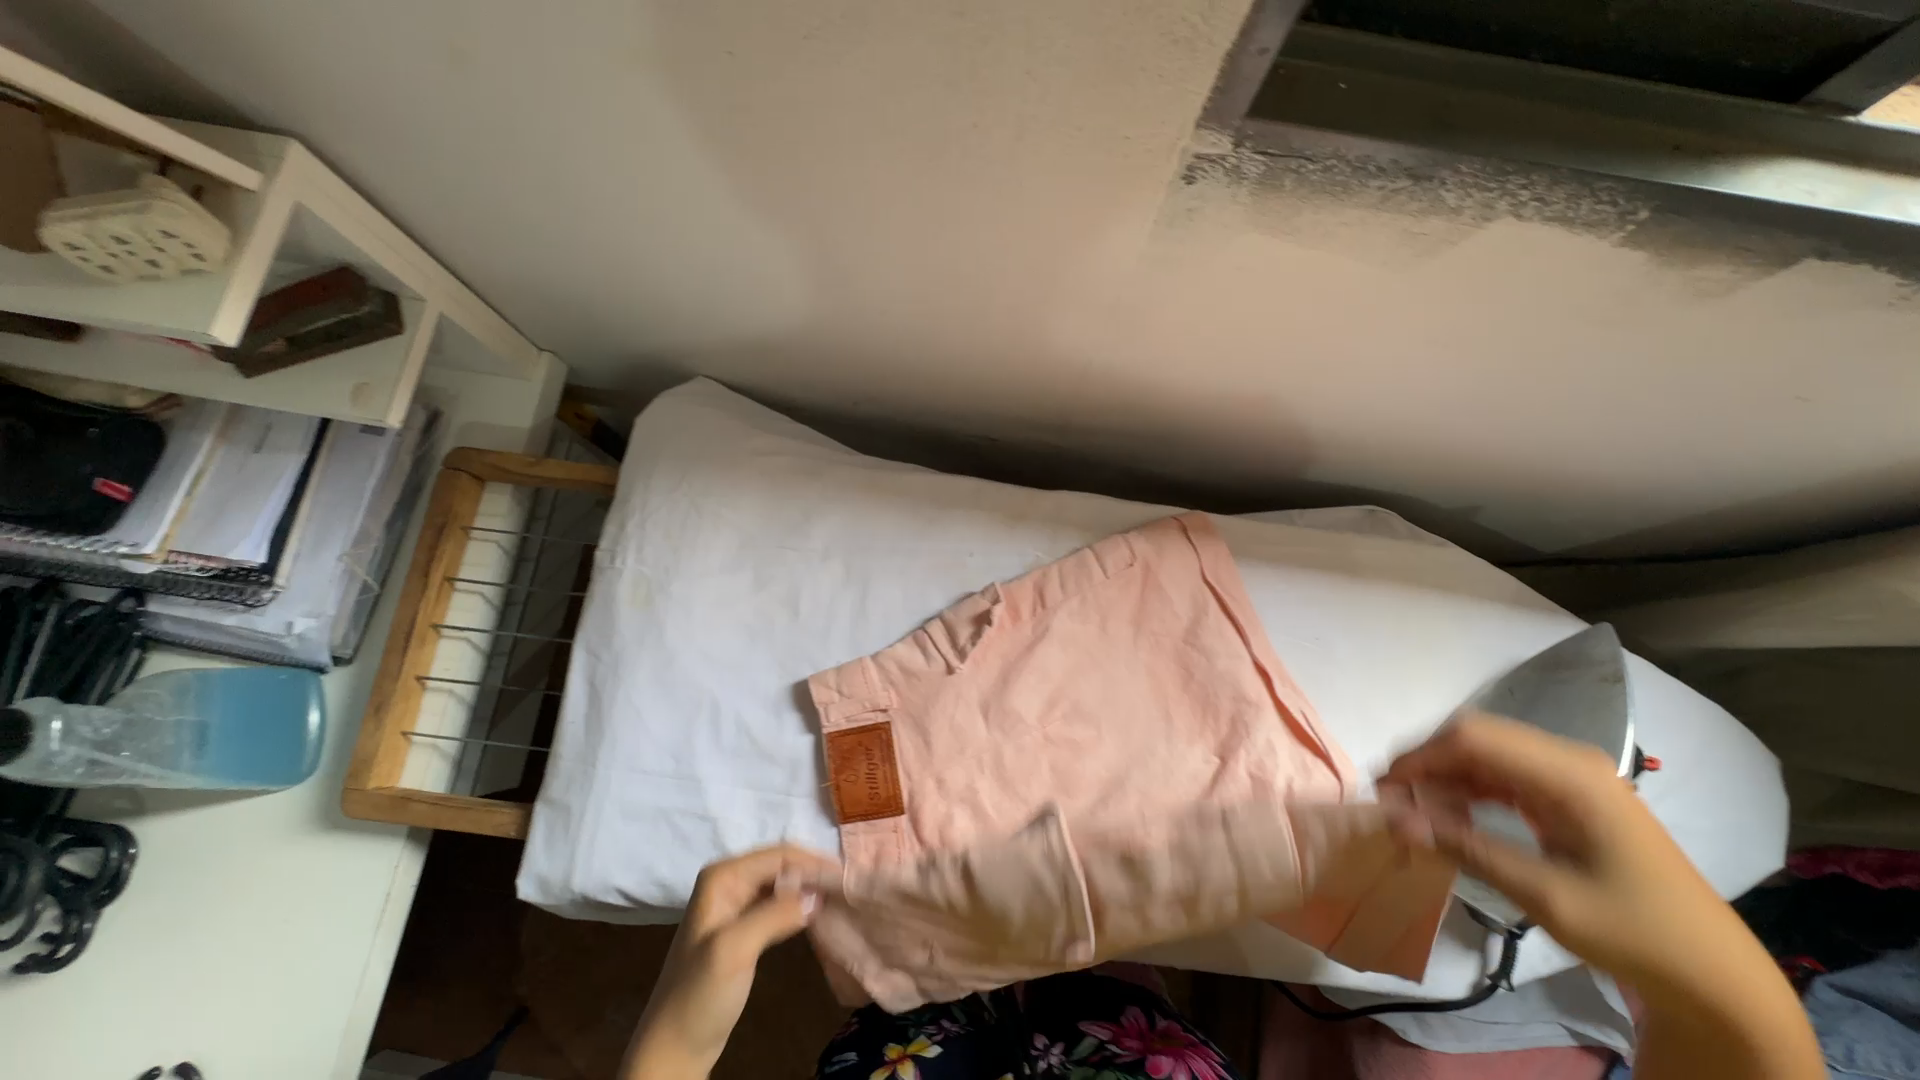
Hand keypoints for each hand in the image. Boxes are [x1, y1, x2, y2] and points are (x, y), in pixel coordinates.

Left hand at [622, 844, 839, 1079]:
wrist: (675, 1047)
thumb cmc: (699, 995)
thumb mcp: (735, 950)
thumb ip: (775, 914)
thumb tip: (818, 894)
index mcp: (722, 876)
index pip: (779, 854)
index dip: (814, 862)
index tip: (849, 878)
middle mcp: (728, 881)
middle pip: (782, 864)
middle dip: (815, 872)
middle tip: (850, 888)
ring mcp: (735, 905)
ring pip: (783, 883)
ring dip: (810, 888)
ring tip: (843, 898)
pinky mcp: (744, 928)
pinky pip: (779, 904)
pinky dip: (800, 906)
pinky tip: (821, 916)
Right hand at [1378, 709, 1722, 984]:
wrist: (1710, 972)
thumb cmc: (1633, 931)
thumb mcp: (1543, 894)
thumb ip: (1466, 848)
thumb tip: (1395, 819)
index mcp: (1570, 775)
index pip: (1474, 738)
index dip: (1421, 758)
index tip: (1384, 793)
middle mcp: (1570, 761)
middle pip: (1477, 738)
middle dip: (1428, 765)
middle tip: (1393, 805)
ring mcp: (1572, 777)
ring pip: (1486, 755)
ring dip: (1445, 778)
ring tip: (1414, 814)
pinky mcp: (1569, 797)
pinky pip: (1505, 777)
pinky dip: (1470, 791)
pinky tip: (1451, 818)